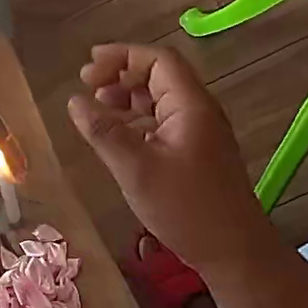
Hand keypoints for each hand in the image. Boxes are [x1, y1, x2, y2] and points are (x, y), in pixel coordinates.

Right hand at [67, 44, 280, 279]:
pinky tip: (115, 133)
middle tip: (87, 83)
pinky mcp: (195, 152)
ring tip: (96, 105)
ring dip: (127, 97)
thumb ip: (104, 132)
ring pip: (160, 99)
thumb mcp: (135, 169)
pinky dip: (136, 119)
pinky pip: (162, 121)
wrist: (233, 250)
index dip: (122, 56)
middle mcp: (198, 111)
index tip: (88, 67)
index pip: (158, 60)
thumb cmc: (185, 207)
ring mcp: (198, 132)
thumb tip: (74, 101)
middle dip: (121, 73)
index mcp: (190, 106)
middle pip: (159, 75)